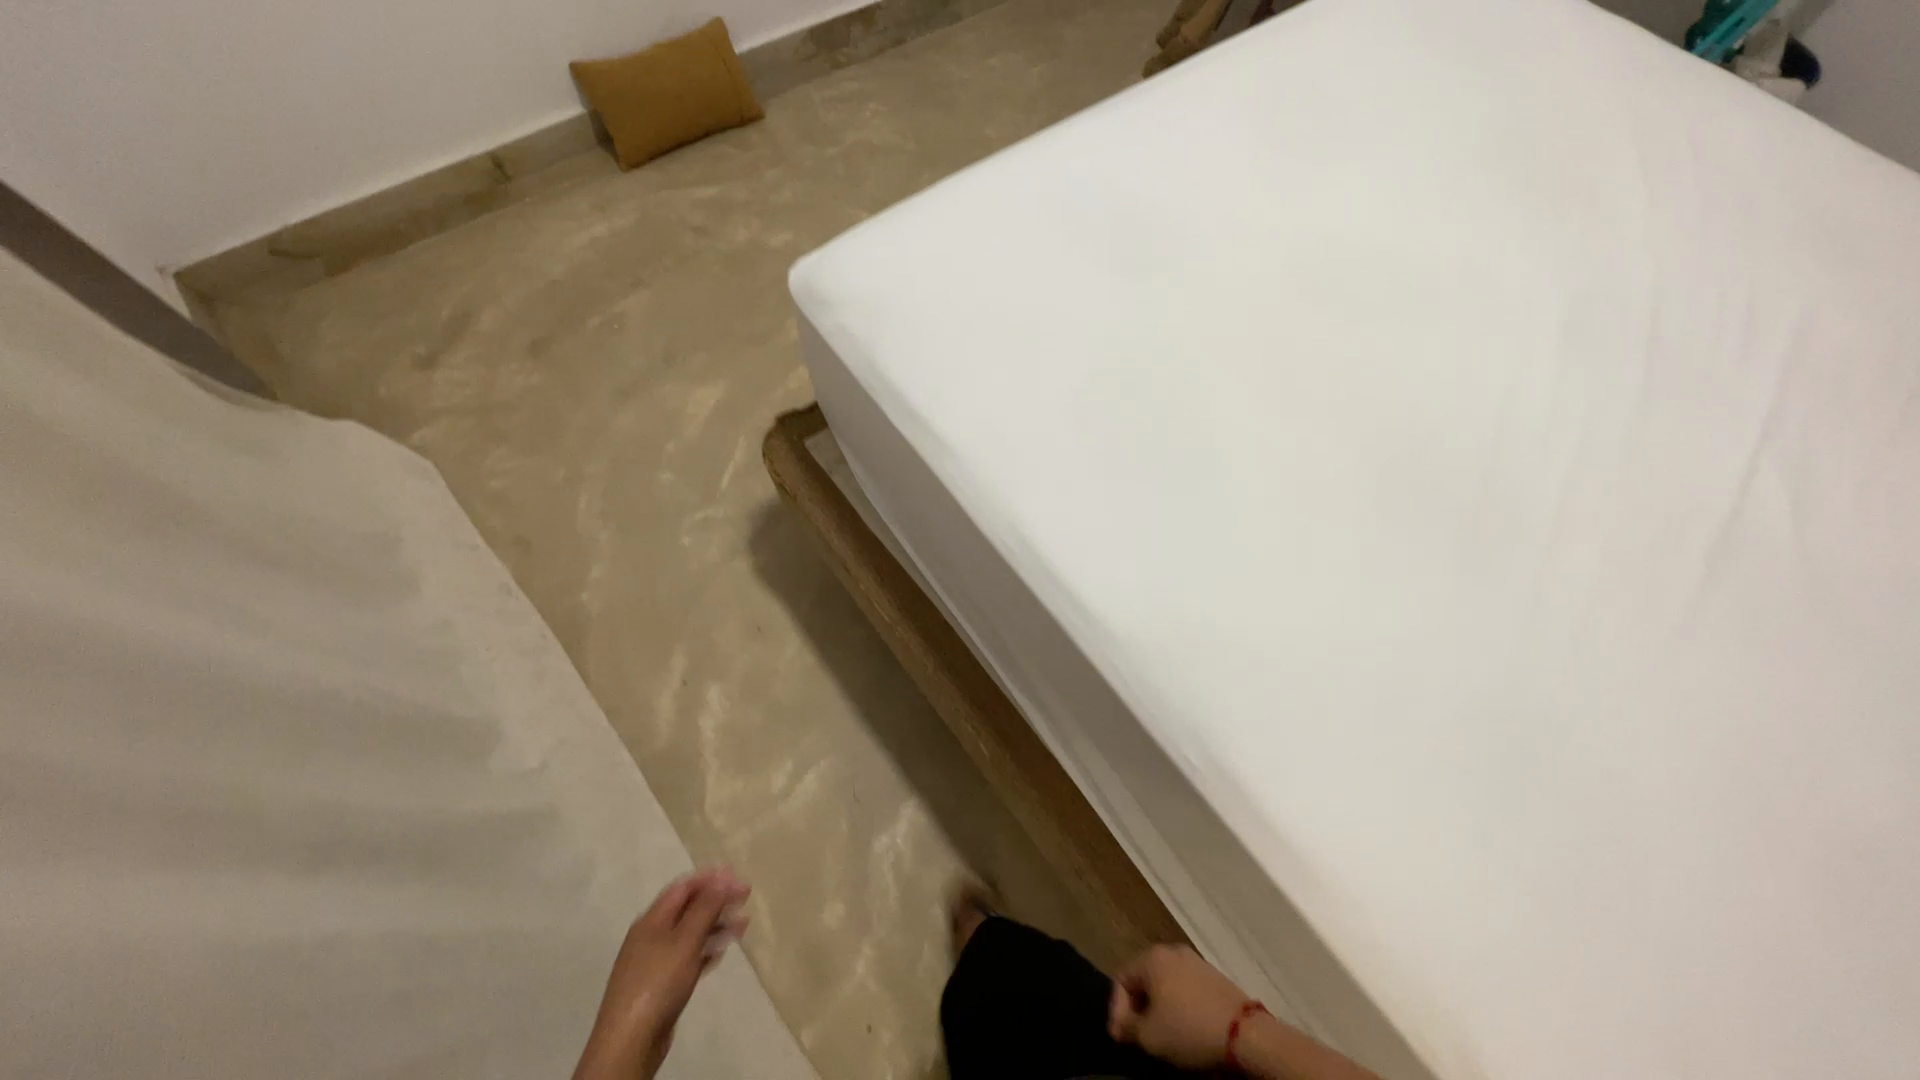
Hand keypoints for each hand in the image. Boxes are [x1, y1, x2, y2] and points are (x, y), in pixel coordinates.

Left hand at [573, 867, 750, 1079]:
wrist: (630, 1040)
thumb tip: (722, 877)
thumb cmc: (658, 983)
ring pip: (690, 933)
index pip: (683, 887)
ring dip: (716, 925)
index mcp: (652, 920)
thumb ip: (705, 908)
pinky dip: (706, 950)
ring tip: (742, 926)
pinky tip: (720, 953)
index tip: (737, 875)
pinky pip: (688, 957)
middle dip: (716, 900)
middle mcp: (652, 935)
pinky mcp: (662, 984)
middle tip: (745, 897)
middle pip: (688, 908)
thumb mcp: (684, 941)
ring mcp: (656, 961)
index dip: (710, 878)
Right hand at [1107, 944, 1252, 1070]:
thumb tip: (1122, 1025)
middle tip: (1136, 1034)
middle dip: (1136, 1007)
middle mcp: (1172, 951)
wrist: (1245, 1034)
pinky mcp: (1214, 976)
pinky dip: (1178, 1005)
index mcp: (1152, 958)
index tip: (1120, 1036)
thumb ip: (1127, 1027)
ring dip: (1157, 1007)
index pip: (1121, 980)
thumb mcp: (1149, 1036)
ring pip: (1165, 984)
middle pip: (1143, 979)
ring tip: (1159, 1032)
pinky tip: (1182, 1026)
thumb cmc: (1189, 1030)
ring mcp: (1196, 962)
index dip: (1116, 1010)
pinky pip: (1185, 988)